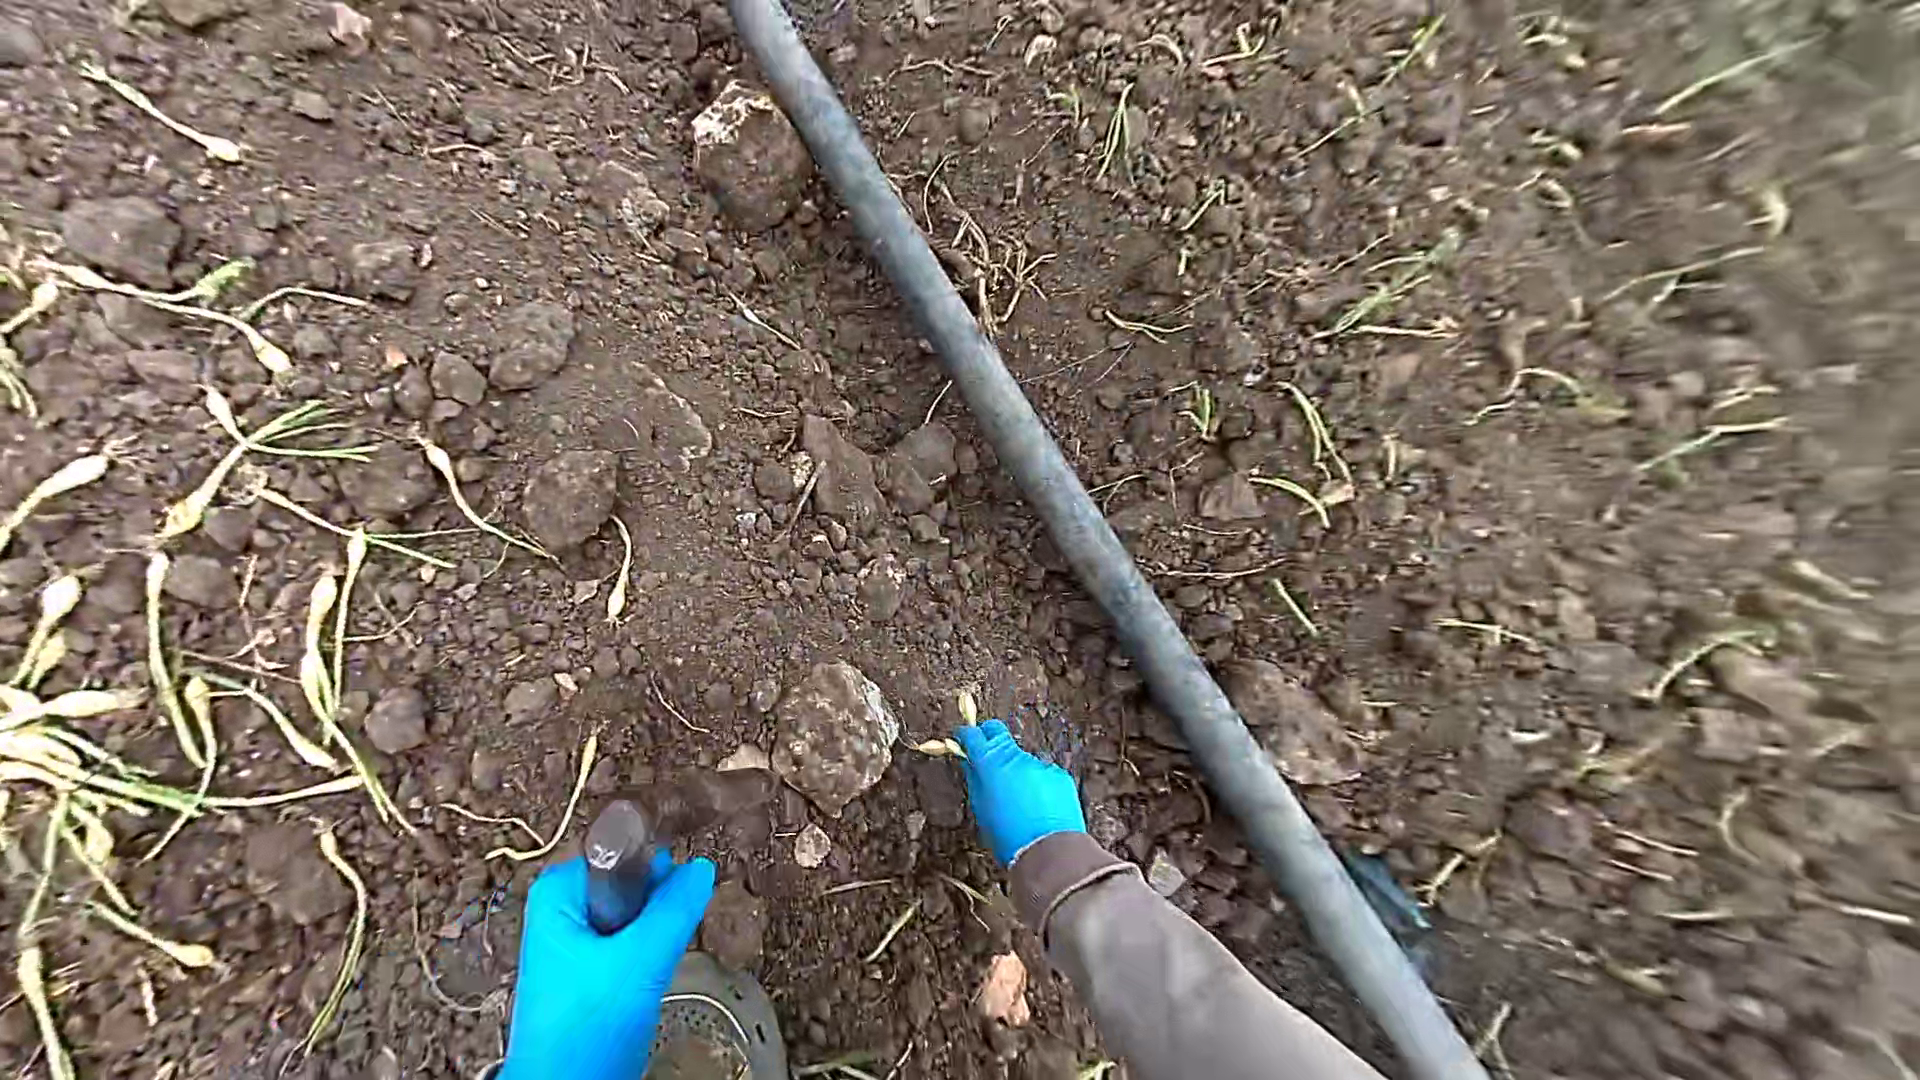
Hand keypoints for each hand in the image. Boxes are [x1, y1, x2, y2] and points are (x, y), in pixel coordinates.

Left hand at [501, 853, 716, 1079]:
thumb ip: (677, 905)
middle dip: (658, 901)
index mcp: (560, 890)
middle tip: (659, 937)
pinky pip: (636, 932)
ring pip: (640, 906)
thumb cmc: (586, 1029)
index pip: (626, 848)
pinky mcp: (591, 961)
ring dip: (658, 927)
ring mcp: (577, 934)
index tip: (674, 892)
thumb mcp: (642, 959)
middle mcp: (564, 905)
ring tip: (652, 960)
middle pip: (635, 876)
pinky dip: (651, 947)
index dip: (656, 868)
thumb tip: (701, 867)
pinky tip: (648, 973)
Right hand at [956, 719, 1085, 865]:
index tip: (964, 738)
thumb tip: (970, 762)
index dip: (967, 736)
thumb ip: (975, 779)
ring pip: (1022, 759)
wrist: (1050, 853)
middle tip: (988, 757)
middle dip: (991, 740)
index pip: (974, 735)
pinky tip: (1039, 806)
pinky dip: (1038, 784)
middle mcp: (1016, 757)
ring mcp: (1039, 764)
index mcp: (991, 764)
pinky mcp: (1057, 774)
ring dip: (1018, 771)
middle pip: (999, 736)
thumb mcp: (981, 809)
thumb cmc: (1009, 838)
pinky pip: (1042, 773)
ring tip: (1020, 801)